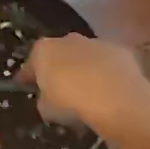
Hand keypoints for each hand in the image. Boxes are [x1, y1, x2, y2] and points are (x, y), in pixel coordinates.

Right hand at [19, 35, 149, 131]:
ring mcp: (97, 42)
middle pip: (58, 54)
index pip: (30, 64)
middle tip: (58, 90)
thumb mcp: (45, 108)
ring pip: (84, 56)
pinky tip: (107, 91)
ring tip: (86, 92)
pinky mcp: (121, 51)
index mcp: (43, 50)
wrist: (117, 100)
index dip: (28, 78)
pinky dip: (105, 73)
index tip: (27, 89)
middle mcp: (68, 39)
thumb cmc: (71, 103)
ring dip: (83, 69)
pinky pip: (106, 63)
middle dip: (57, 68)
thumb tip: (48, 97)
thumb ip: (43, 98)